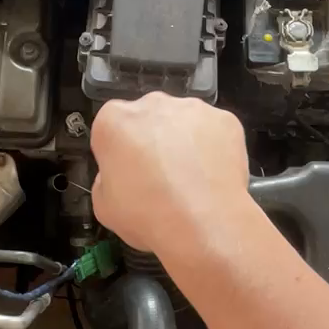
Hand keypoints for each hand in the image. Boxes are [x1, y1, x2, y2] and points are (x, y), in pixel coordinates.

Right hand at [91, 92, 261, 262]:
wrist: (204, 224)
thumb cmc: (149, 214)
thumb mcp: (104, 206)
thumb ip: (106, 179)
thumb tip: (120, 175)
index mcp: (114, 121)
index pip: (111, 128)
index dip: (119, 152)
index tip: (127, 172)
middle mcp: (152, 104)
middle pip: (148, 118)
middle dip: (151, 140)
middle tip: (159, 176)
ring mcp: (191, 108)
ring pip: (182, 121)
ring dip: (182, 141)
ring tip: (189, 179)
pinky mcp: (224, 119)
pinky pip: (214, 130)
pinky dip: (213, 147)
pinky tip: (211, 175)